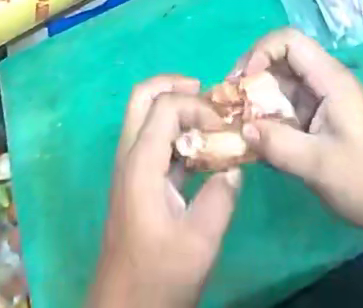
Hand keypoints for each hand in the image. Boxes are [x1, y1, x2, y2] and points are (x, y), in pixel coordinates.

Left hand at [87, 76, 241, 307]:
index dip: (197, 106)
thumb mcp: (199, 242)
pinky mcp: (135, 183)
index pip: (165, 106)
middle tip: (209, 95)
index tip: (226, 126)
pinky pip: (151, 141)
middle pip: (143, 97)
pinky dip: (174, 133)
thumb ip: (219, 198)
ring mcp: (129, 168)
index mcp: (140, 162)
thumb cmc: (159, 277)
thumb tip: (234, 167)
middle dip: (174, 86)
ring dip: (173, 107)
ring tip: (210, 118)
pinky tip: (202, 150)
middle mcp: (129, 155)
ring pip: (144, 116)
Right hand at [232, 28, 362, 237]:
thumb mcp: (319, 165)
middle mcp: (327, 83)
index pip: (288, 40)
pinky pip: (291, 108)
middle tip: (231, 102)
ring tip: (239, 123)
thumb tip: (241, 127)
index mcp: (331, 79)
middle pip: (281, 60)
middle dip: (253, 77)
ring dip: (260, 100)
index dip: (260, 52)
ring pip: (284, 85)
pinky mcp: (326, 122)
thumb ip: (277, 144)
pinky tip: (260, 141)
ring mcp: (327, 102)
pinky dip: (272, 118)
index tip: (244, 82)